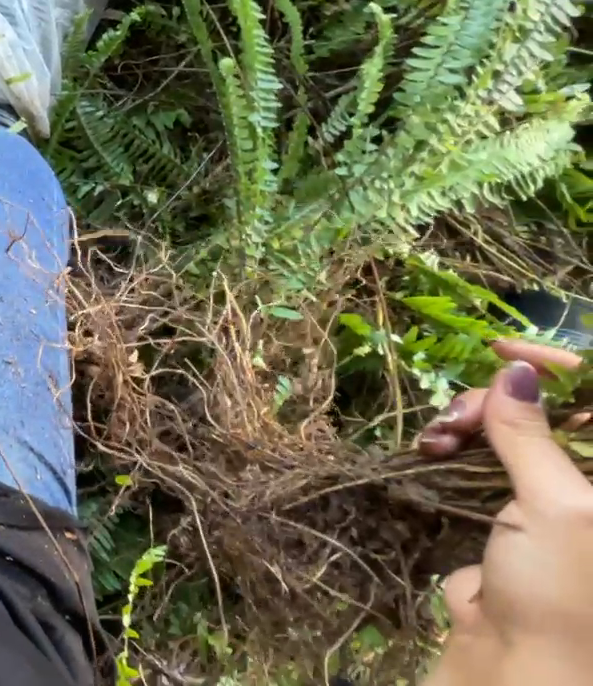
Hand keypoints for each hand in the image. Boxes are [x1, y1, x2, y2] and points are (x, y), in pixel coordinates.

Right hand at [423, 353, 592, 685]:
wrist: (524, 654)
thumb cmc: (564, 587)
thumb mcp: (557, 506)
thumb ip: (533, 436)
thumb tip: (516, 370)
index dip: (564, 369)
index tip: (505, 351)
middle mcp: (592, 481)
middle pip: (548, 409)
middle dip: (494, 400)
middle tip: (457, 417)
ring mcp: (555, 491)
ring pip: (508, 426)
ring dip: (465, 422)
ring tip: (436, 438)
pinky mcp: (512, 502)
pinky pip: (482, 451)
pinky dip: (452, 442)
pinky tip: (430, 448)